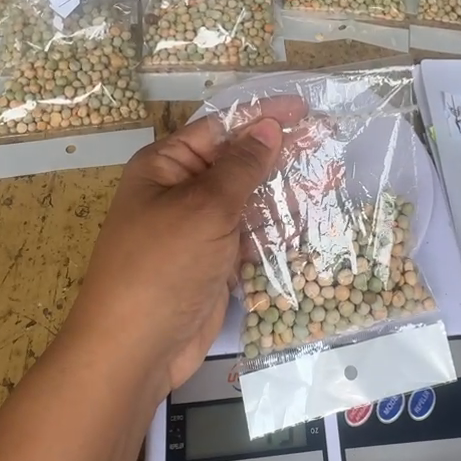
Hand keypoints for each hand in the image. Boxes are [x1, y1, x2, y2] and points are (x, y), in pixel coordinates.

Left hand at [67, 96, 307, 392]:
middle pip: (235, 161)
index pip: (220, 127)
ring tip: (326, 178)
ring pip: (245, 198)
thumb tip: (269, 127)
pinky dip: (273, 228)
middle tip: (325, 140)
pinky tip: (306, 220)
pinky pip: (248, 234)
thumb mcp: (204, 207)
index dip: (261, 115)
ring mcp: (197, 228)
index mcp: (166, 165)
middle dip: (276, 152)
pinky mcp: (212, 261)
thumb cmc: (162, 266)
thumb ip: (241, 166)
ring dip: (280, 191)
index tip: (303, 109)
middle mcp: (180, 190)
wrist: (133, 352)